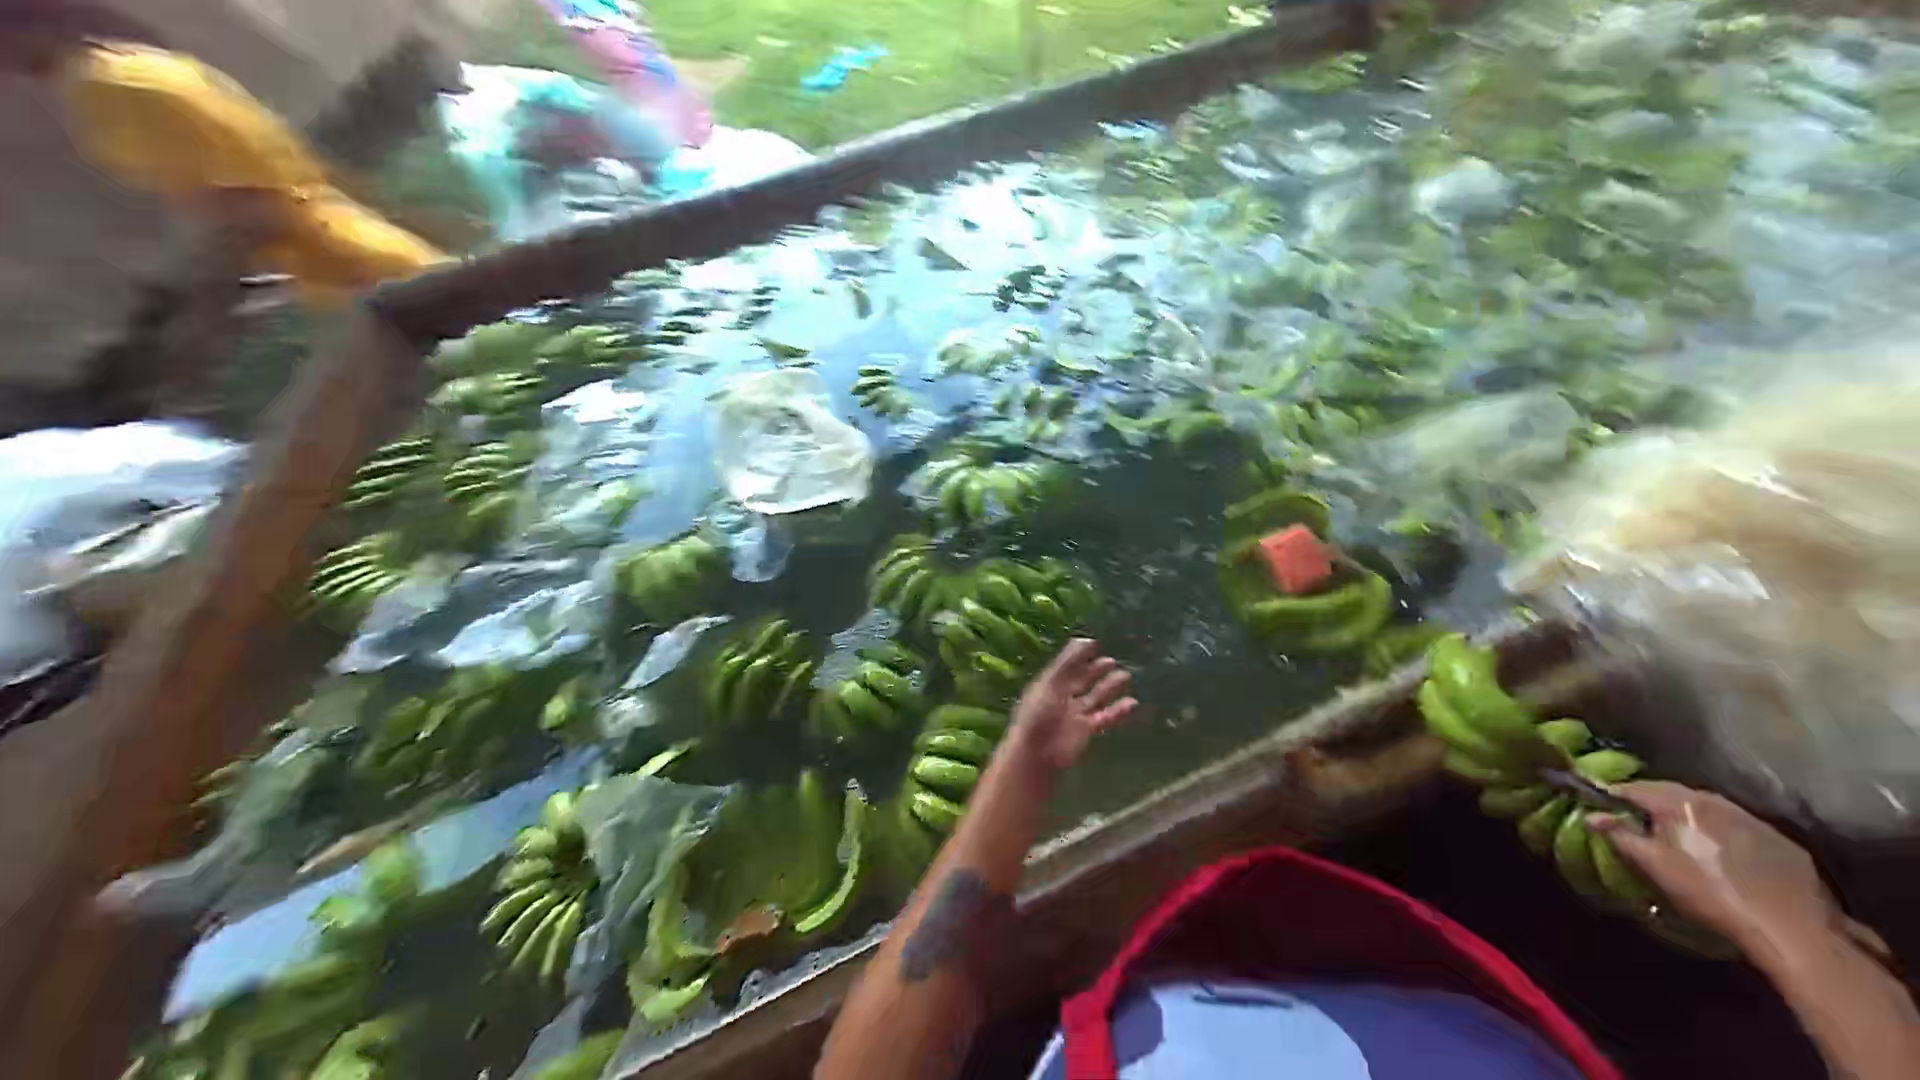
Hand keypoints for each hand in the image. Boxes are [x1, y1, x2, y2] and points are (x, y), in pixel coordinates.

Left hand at [1008, 639, 1138, 771]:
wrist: (1037, 753)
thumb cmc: (1038, 713)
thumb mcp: (1051, 682)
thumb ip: (1068, 661)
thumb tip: (1086, 639)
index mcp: (1051, 683)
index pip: (1068, 666)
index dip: (1080, 655)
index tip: (1096, 643)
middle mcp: (1064, 696)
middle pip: (1083, 680)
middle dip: (1097, 670)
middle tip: (1112, 660)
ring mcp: (1076, 714)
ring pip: (1097, 697)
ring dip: (1111, 687)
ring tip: (1126, 675)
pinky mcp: (1088, 730)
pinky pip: (1106, 717)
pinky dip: (1119, 710)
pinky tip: (1133, 702)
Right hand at [1590, 781, 1841, 952]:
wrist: (1791, 930)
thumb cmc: (1707, 891)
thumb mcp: (1652, 864)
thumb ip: (1619, 834)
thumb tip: (1591, 814)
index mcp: (1679, 803)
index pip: (1634, 788)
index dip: (1614, 796)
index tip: (1604, 807)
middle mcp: (1716, 802)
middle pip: (1673, 793)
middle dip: (1653, 802)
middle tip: (1640, 821)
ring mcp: (1755, 821)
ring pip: (1710, 808)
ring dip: (1690, 815)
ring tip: (1682, 835)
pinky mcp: (1784, 842)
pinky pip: (1742, 827)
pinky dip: (1724, 831)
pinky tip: (1725, 854)